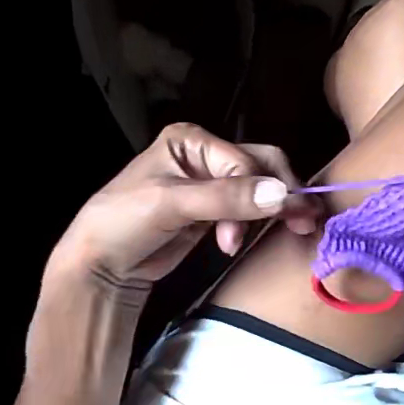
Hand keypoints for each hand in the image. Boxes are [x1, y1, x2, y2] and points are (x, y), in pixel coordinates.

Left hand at [51, 123, 317, 293]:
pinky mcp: (212, 213)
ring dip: (267, 213)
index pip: (243, 159)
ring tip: (273, 235)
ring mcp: (210, 185)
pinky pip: (246, 212)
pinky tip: (237, 243)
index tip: (246, 231)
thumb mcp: (172, 204)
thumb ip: (226, 199)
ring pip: (258, 190)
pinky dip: (252, 225)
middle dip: (279, 195)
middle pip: (260, 167)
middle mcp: (204, 156)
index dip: (257, 191)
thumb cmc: (124, 221)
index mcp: (191, 140)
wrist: (101, 263)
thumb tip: (282, 194)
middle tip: (302, 224)